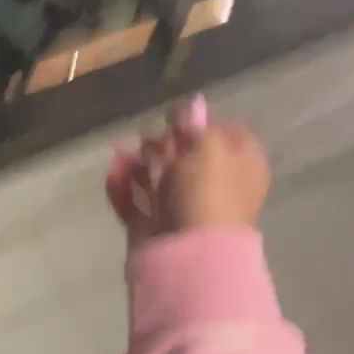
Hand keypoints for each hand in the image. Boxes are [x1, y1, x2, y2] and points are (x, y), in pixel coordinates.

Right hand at [107, 94, 271, 241]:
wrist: (186, 251)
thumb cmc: (207, 194)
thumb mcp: (208, 149)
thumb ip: (196, 126)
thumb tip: (192, 103)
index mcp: (241, 164)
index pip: (224, 133)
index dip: (199, 123)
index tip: (175, 119)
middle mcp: (213, 183)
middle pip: (185, 156)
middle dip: (162, 144)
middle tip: (146, 138)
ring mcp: (179, 205)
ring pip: (156, 176)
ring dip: (137, 163)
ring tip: (120, 152)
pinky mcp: (151, 221)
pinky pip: (133, 199)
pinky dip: (122, 185)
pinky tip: (112, 171)